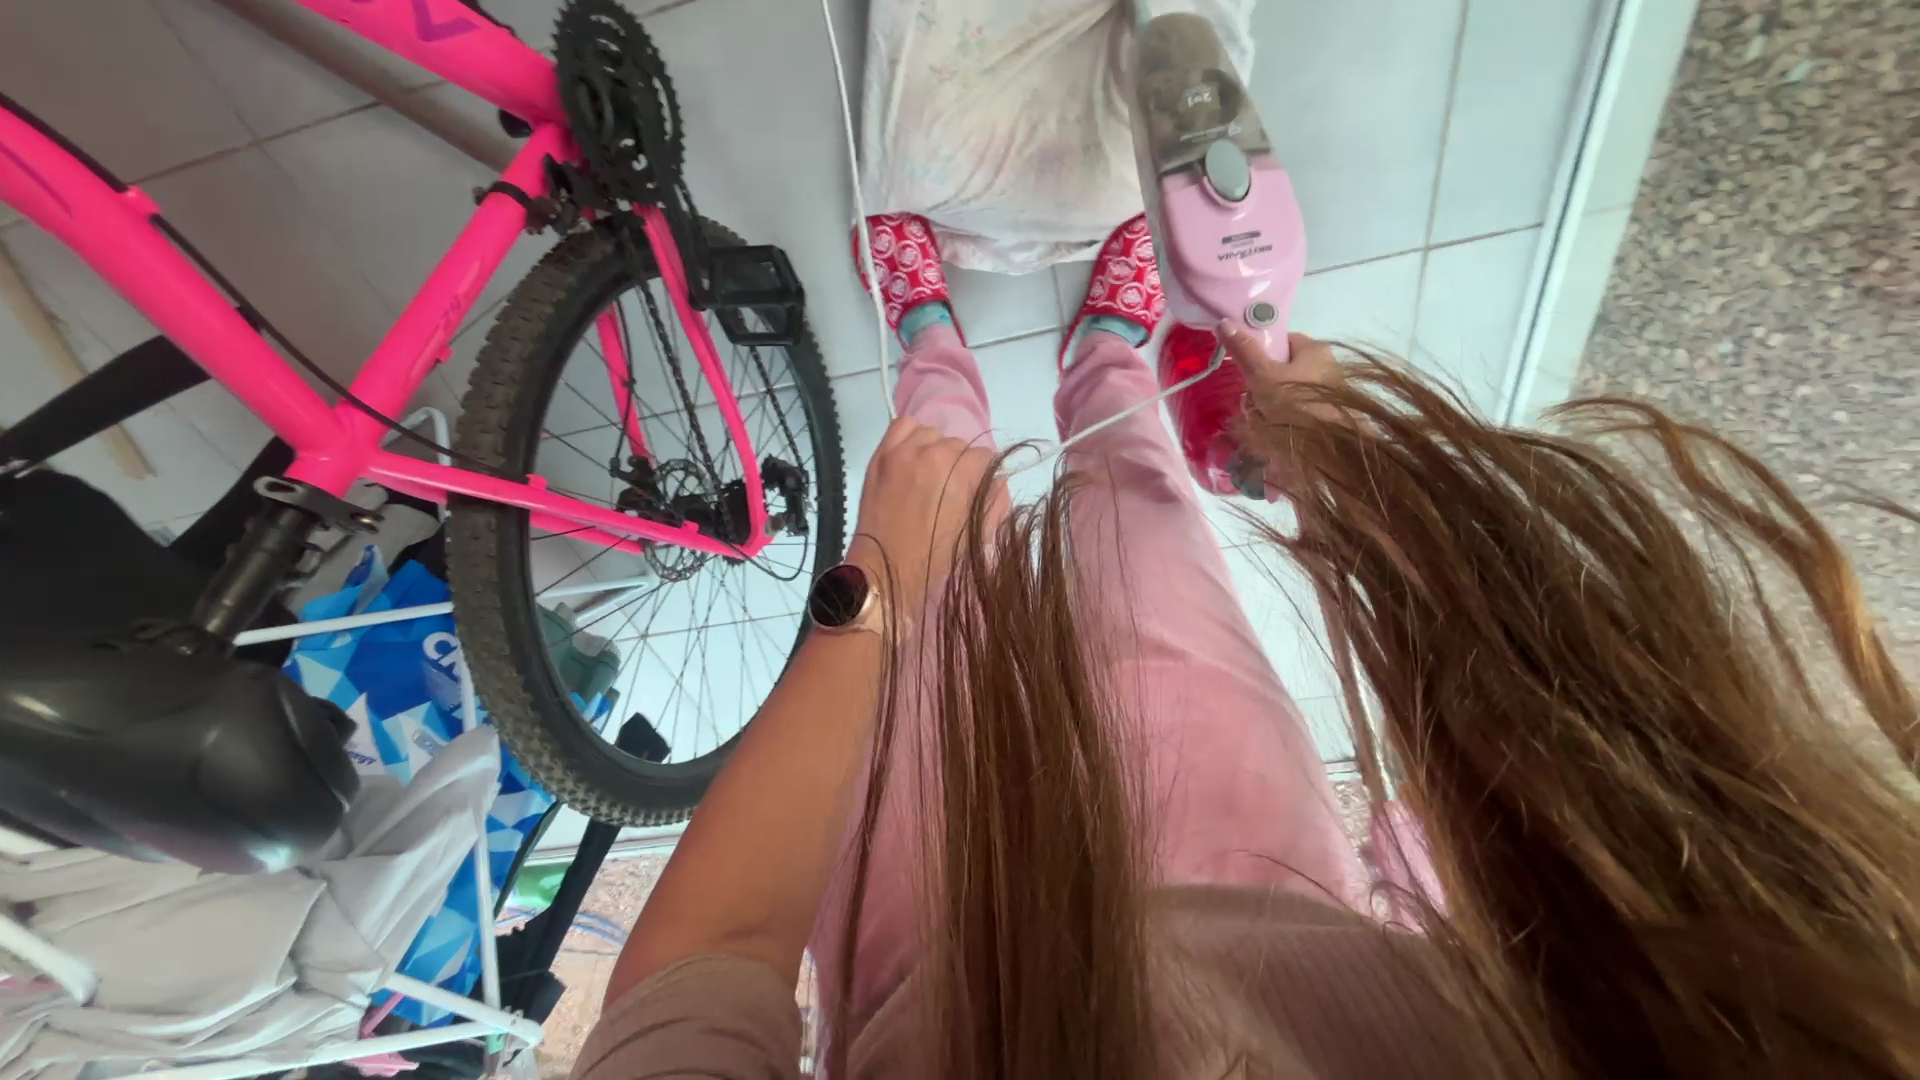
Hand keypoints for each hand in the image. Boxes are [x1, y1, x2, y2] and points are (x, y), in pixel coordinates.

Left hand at [848, 417, 1006, 612]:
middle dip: (960, 465)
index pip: (984, 457)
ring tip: (930, 473)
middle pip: (959, 445)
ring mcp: (903, 452)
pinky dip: (912, 436)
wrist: (883, 570)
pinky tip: (913, 455)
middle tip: (951, 489)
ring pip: (932, 434)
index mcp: (961, 474)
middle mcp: (934, 454)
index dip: (983, 475)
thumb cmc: (933, 559)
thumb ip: (995, 501)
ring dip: (936, 449)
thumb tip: (998, 480)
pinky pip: (903, 426)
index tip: (976, 491)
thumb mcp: (976, 534)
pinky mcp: (881, 456)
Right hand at [1216, 323, 1349, 495]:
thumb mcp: (1262, 376)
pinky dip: (1286, 419)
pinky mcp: (1330, 417)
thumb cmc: (1296, 403)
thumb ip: (1244, 351)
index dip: (1263, 352)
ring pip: (1290, 392)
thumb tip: (1223, 321)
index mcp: (1316, 350)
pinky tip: (1277, 432)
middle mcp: (1328, 367)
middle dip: (1264, 383)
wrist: (1330, 448)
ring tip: (1261, 420)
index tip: (1248, 369)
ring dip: (1273, 404)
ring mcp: (1330, 394)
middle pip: (1286, 368)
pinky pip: (1300, 412)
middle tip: (1251, 398)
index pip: (1285, 340)